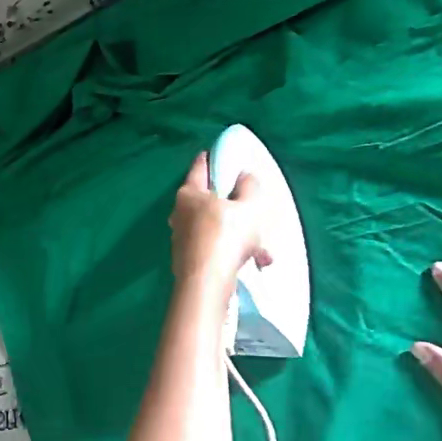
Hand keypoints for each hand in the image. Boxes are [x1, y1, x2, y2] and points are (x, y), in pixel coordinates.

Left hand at [168, 153, 272, 287]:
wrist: (206, 284)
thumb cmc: (227, 237)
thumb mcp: (249, 207)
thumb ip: (249, 187)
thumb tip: (244, 176)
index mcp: (189, 193)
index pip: (200, 166)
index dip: (213, 159)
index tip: (221, 157)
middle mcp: (180, 213)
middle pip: (208, 201)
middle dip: (232, 206)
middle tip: (249, 208)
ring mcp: (181, 238)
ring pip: (215, 229)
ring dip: (238, 236)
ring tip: (261, 249)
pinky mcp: (187, 260)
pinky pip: (214, 249)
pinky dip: (232, 254)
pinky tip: (253, 263)